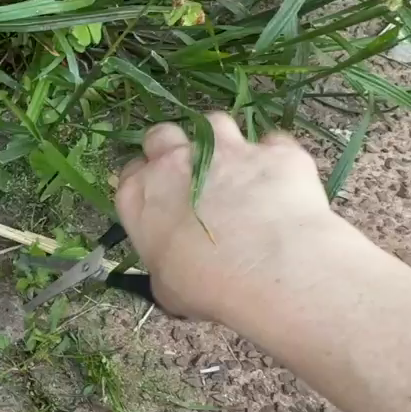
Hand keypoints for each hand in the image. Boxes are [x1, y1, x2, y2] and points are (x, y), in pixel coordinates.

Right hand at [115, 113, 353, 323]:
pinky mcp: (275, 151)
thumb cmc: (206, 286)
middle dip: (172, 148)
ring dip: (221, 142)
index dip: (145, 183)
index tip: (159, 200)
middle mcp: (175, 163)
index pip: (129, 172)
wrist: (272, 271)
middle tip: (189, 174)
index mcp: (139, 195)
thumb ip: (163, 267)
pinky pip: (273, 143)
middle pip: (162, 135)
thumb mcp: (166, 287)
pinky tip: (281, 182)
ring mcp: (226, 151)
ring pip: (215, 123)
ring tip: (235, 168)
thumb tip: (173, 274)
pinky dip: (274, 158)